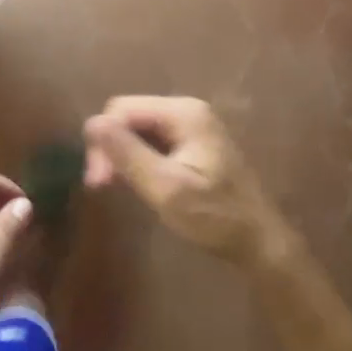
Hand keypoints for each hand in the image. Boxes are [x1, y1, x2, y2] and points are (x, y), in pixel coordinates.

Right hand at [83, 96, 284, 266]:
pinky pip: (154, 141)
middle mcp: (187, 110)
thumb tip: (92, 123)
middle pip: (130, 116)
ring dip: (123, 155)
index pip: (121, 108)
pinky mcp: (193, 144)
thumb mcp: (166, 188)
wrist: (260, 241)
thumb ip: (128, 154)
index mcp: (183, 113)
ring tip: (117, 187)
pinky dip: (140, 160)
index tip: (97, 181)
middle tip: (103, 187)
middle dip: (111, 147)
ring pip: (140, 129)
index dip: (102, 140)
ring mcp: (192, 126)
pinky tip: (137, 183)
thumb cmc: (215, 217)